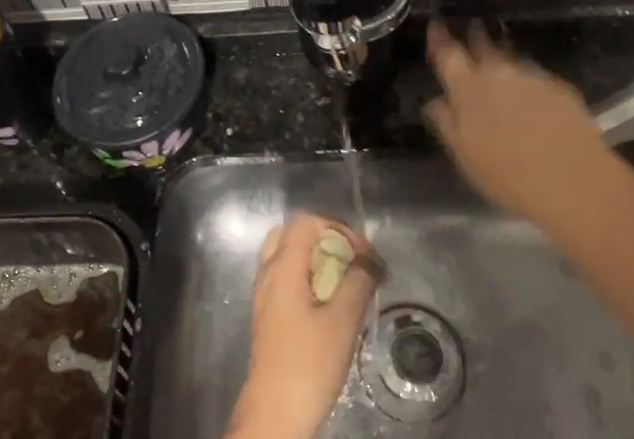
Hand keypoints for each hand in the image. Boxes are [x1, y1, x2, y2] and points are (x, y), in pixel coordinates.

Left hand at [227, 215, 377, 438]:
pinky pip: (286, 278)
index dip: (337, 227)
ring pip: (287, 256)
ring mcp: (264, 295)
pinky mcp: (268, 315)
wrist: (275, 412)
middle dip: (325, 239)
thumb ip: (357, 282)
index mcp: (282, 268)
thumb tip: (369, 261)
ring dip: (317, 259)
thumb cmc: (309, 363)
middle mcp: (268, 274)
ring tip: (344, 280)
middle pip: (292, 233)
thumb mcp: (343, 321)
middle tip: (351, 259)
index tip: (362, 253)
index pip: (305, 221)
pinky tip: (330, 301)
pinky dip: (308, 277)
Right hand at [424, 22, 615, 228]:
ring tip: (501, 80)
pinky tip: (531, 105)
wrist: (575, 183)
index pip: (448, 53)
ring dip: (501, 65)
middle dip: (473, 39)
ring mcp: (532, 76)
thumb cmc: (510, 177)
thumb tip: (437, 102)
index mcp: (469, 89)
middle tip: (469, 37)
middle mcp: (499, 73)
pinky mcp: (559, 86)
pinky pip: (534, 77)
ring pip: (509, 62)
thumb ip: (447, 123)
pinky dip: (526, 84)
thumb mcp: (467, 157)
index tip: (436, 26)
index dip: (440, 37)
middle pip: (482, 45)